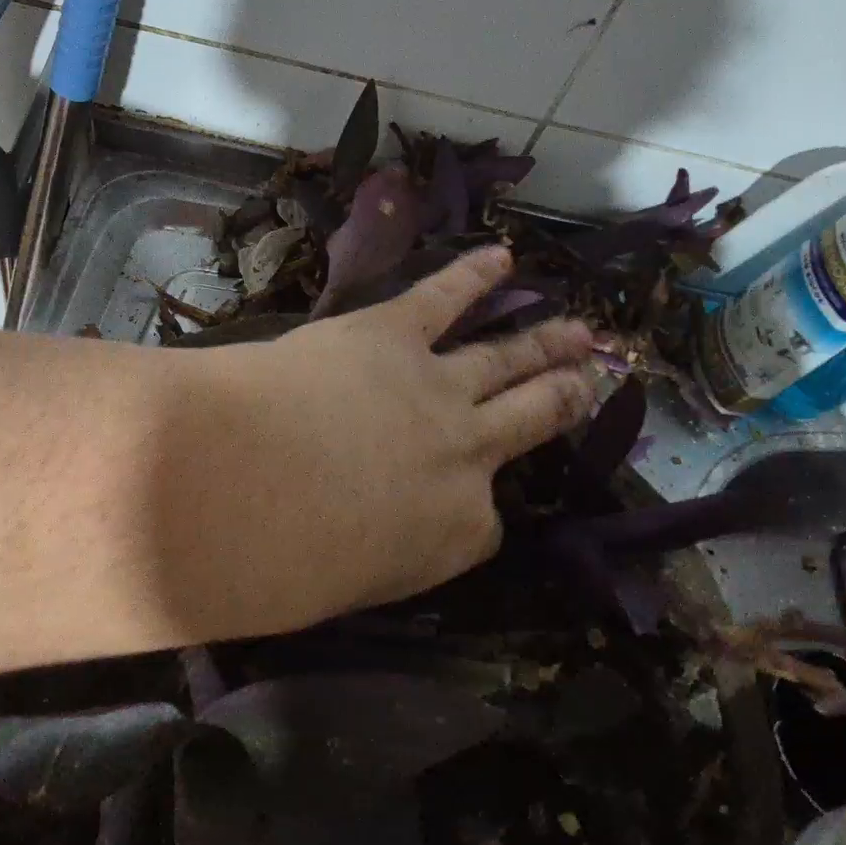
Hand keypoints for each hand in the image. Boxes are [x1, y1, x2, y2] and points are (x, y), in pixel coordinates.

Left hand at [157, 244, 607, 639]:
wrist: (256, 486)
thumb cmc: (287, 562)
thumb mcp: (348, 586)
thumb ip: (377, 558)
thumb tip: (360, 544)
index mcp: (455, 530)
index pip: (484, 523)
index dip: (475, 512)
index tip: (463, 510)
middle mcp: (464, 455)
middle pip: (530, 420)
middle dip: (564, 398)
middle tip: (589, 382)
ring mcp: (435, 388)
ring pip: (503, 360)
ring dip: (544, 342)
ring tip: (580, 330)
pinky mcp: (390, 333)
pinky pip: (441, 298)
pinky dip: (471, 275)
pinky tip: (501, 257)